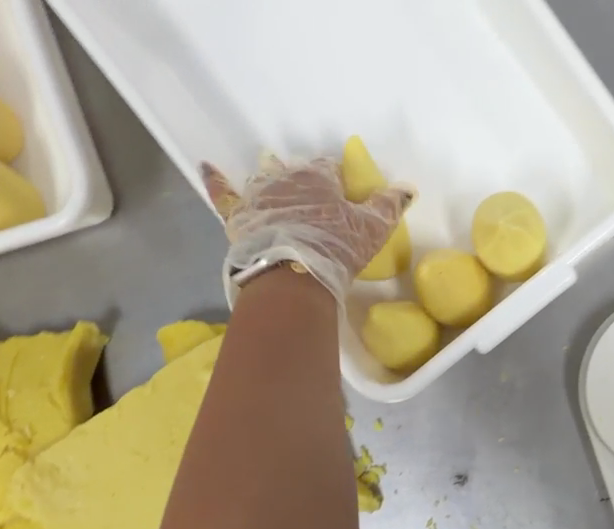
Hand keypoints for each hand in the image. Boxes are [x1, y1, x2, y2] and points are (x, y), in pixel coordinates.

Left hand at [200, 154, 410, 308]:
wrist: (293, 276)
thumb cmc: (336, 248)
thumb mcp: (371, 230)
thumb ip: (388, 207)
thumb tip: (406, 189)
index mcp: (318, 176)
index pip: (330, 168)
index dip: (338, 181)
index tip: (344, 195)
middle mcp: (285, 177)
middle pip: (297, 172)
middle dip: (306, 182)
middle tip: (316, 203)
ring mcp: (258, 195)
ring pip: (265, 180)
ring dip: (272, 183)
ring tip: (279, 193)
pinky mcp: (237, 215)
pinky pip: (221, 192)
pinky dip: (214, 180)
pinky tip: (207, 167)